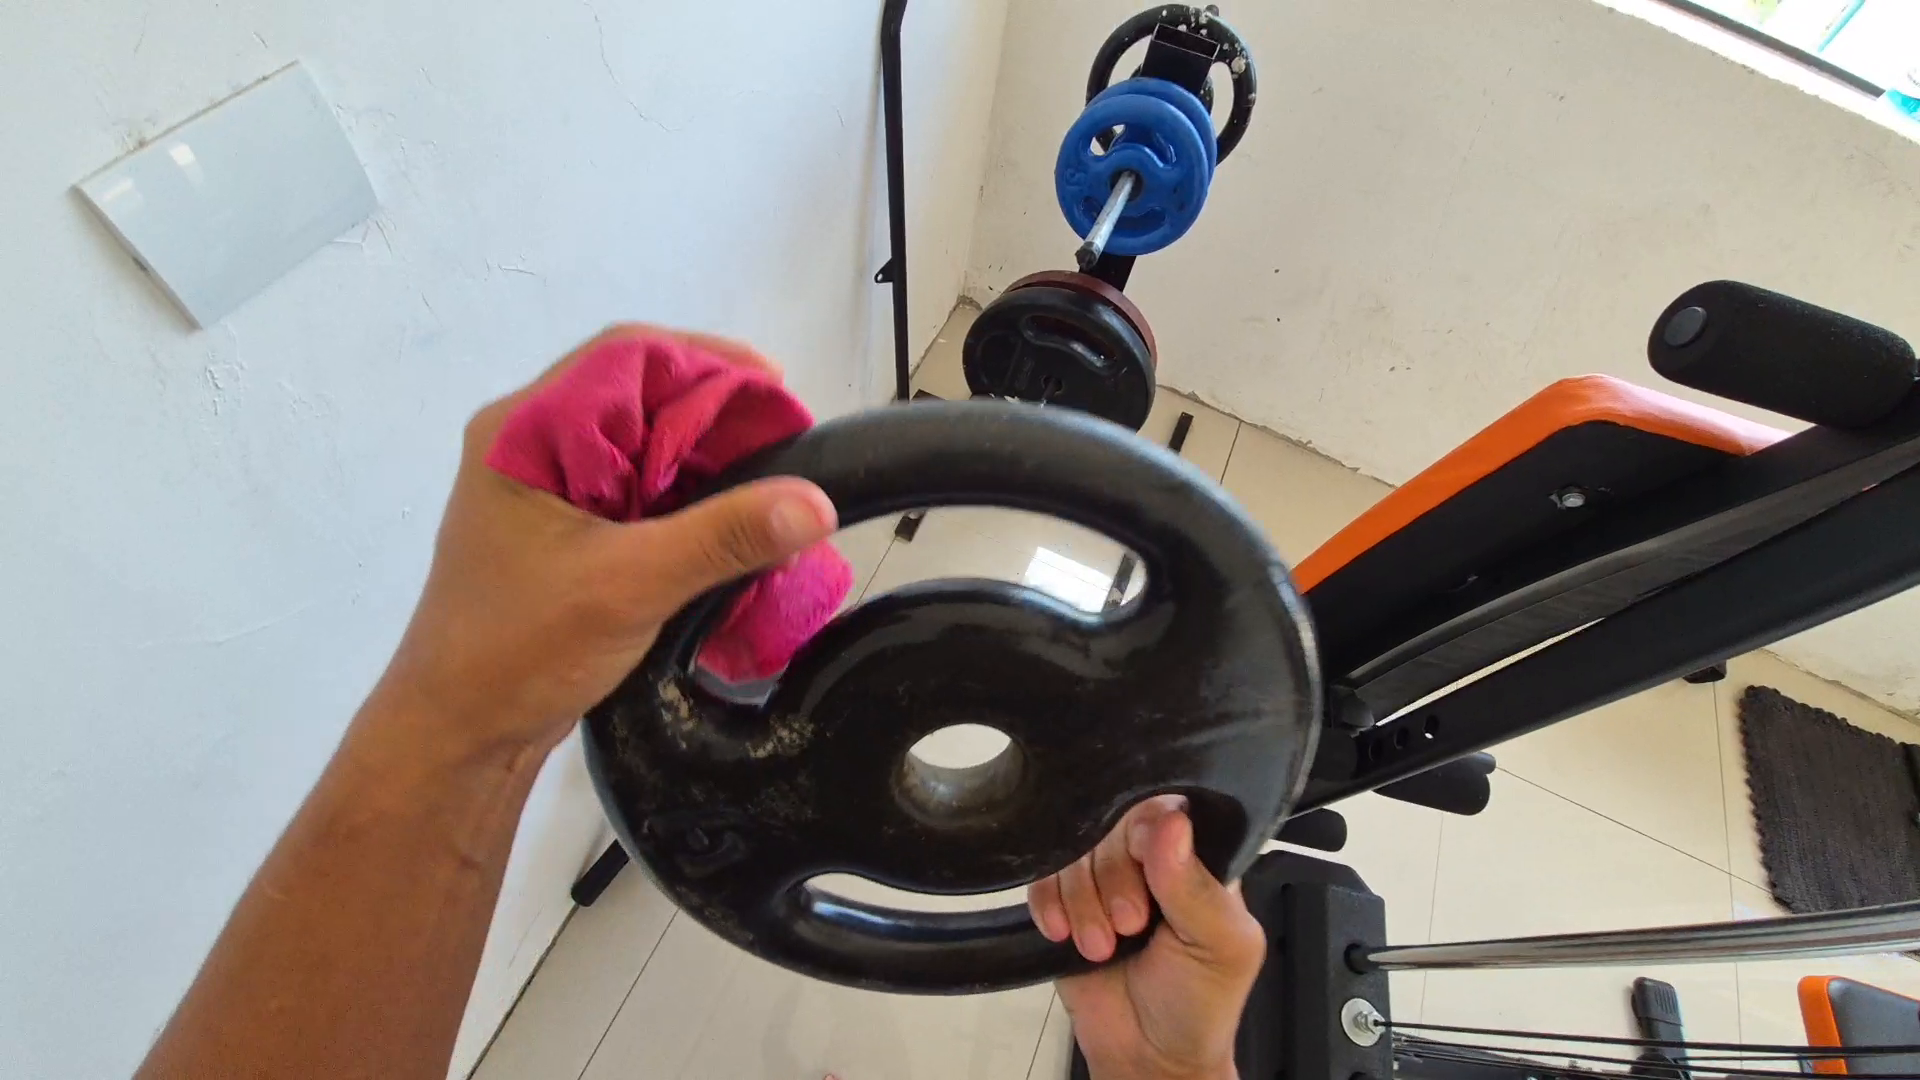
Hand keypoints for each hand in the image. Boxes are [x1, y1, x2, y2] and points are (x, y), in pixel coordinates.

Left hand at [368, 325, 837, 765]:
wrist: (462, 733)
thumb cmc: (522, 647)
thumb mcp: (631, 584)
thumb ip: (725, 538)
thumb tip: (819, 503)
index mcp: (529, 429)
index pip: (629, 355)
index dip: (710, 358)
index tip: (779, 386)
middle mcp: (539, 441)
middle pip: (644, 392)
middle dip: (720, 411)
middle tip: (787, 439)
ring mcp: (556, 485)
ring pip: (650, 440)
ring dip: (712, 454)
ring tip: (774, 477)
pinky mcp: (575, 524)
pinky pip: (647, 484)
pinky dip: (696, 491)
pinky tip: (736, 516)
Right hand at [1028, 796, 1265, 1079]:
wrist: (1146, 1057)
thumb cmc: (1198, 1001)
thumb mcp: (1219, 947)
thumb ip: (1195, 886)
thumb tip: (1172, 822)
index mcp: (1191, 855)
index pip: (1159, 809)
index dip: (1144, 836)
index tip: (1149, 881)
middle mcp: (1143, 855)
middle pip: (1107, 826)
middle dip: (1111, 880)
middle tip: (1129, 927)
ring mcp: (1098, 874)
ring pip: (1072, 849)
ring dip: (1081, 902)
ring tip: (1100, 948)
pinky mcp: (1061, 897)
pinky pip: (1041, 874)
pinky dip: (1048, 904)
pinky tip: (1063, 934)